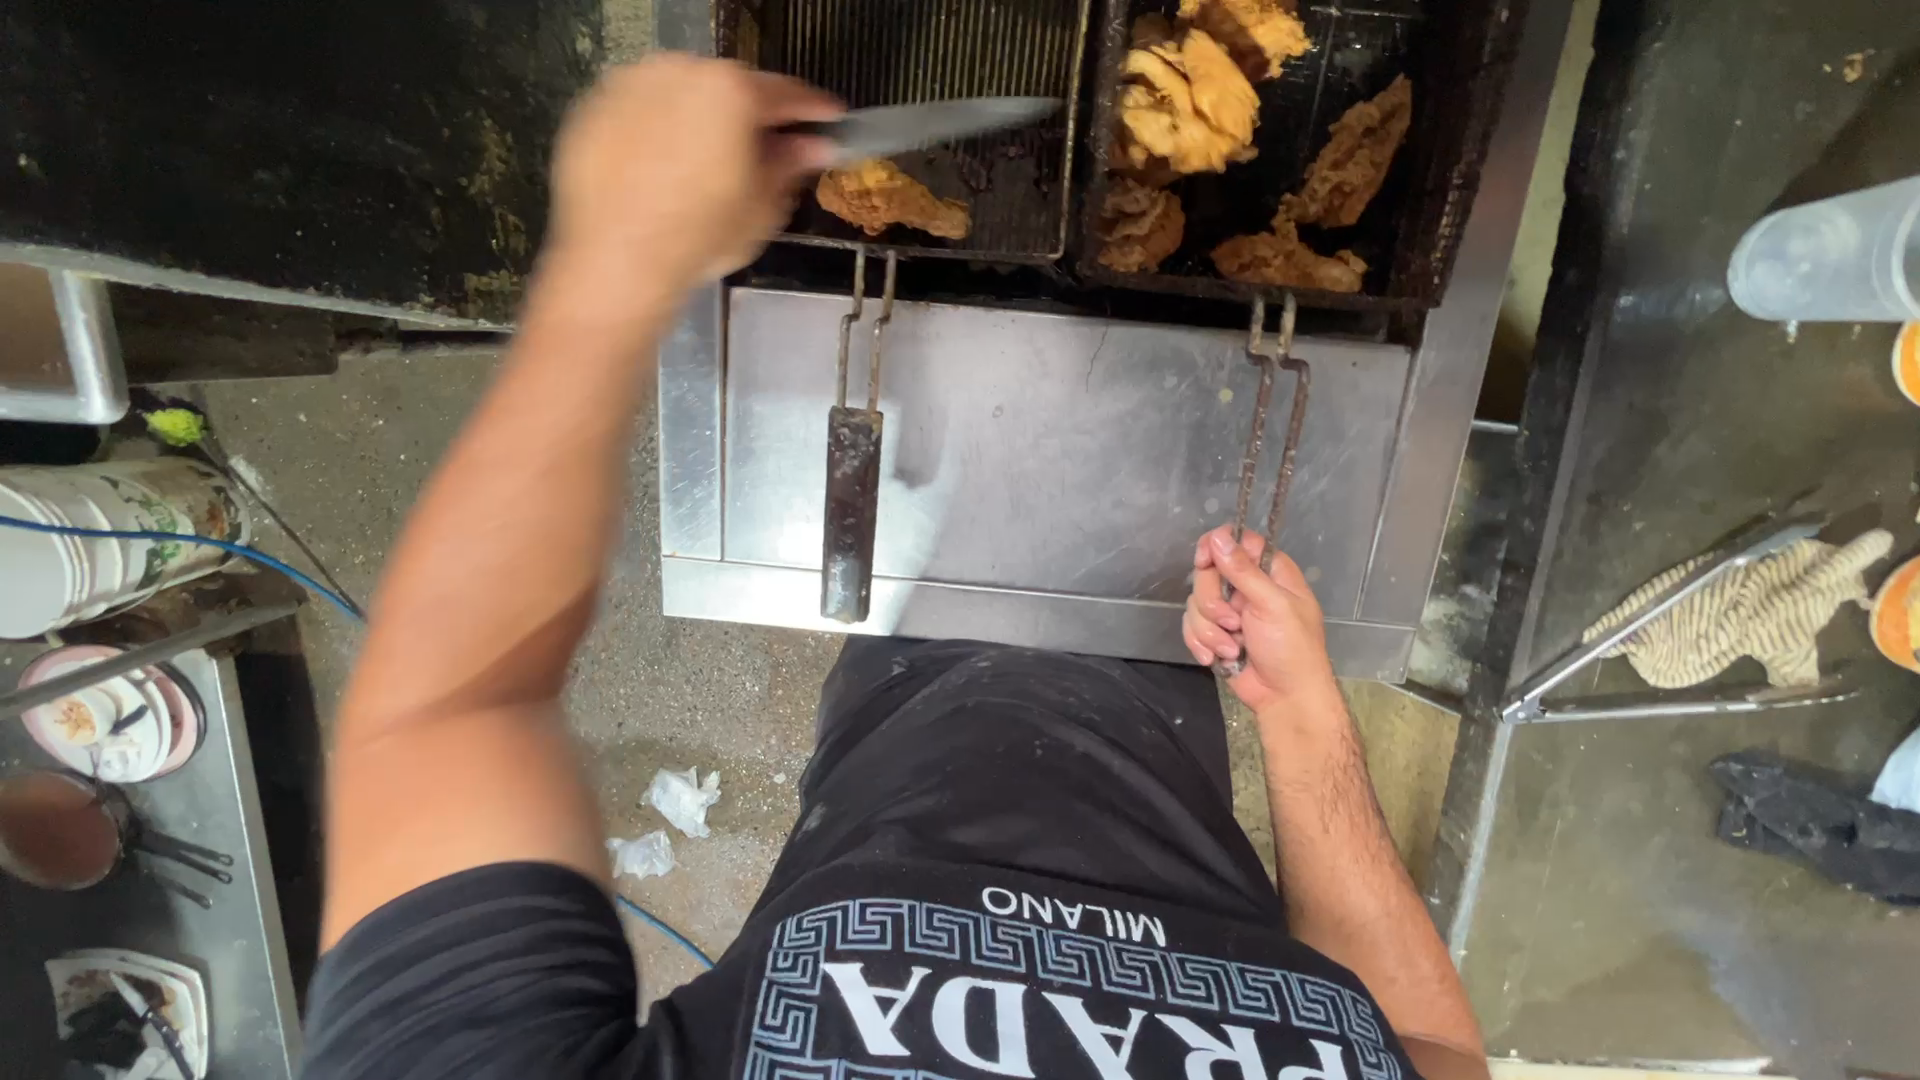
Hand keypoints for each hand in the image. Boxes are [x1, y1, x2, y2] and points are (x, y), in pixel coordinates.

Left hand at [543, 54, 842, 296]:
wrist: (620, 259)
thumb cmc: (702, 236)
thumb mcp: (762, 208)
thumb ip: (790, 166)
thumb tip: (814, 146)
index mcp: (731, 92)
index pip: (785, 94)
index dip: (813, 111)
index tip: (829, 120)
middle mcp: (679, 72)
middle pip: (730, 89)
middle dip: (752, 117)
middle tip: (769, 151)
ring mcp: (632, 85)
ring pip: (684, 97)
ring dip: (705, 122)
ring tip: (714, 167)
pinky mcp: (596, 109)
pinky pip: (645, 114)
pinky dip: (663, 134)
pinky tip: (670, 173)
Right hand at [1182, 525, 1338, 715]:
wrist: (1284, 698)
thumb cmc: (1291, 648)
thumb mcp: (1272, 605)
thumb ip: (1243, 571)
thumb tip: (1218, 536)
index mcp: (1269, 571)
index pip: (1234, 540)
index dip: (1214, 548)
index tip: (1204, 563)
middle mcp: (1246, 586)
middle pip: (1206, 573)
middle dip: (1212, 604)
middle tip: (1232, 623)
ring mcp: (1228, 610)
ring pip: (1194, 603)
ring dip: (1209, 631)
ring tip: (1232, 649)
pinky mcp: (1214, 633)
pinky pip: (1190, 626)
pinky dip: (1201, 644)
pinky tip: (1217, 659)